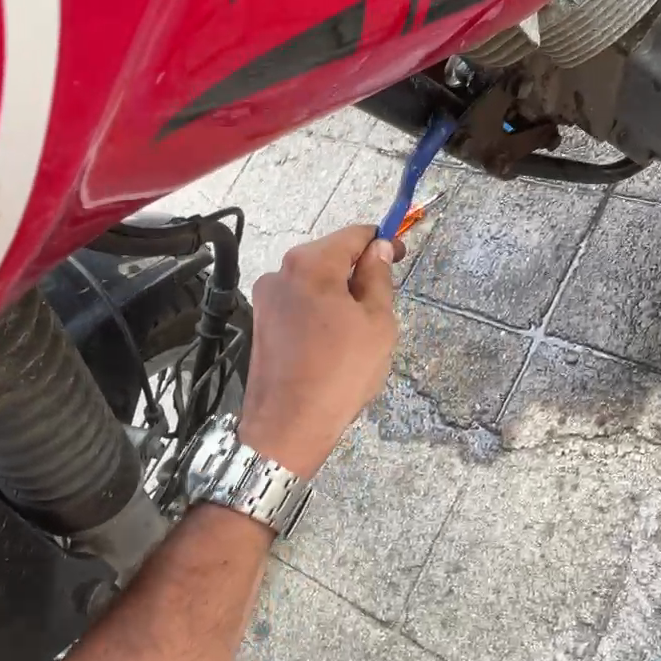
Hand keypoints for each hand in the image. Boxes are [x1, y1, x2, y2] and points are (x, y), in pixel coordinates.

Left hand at [237, 226, 399, 478]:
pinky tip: (333, 344)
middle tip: (383, 302)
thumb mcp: (377, 323)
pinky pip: (299, 305)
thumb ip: (378, 279)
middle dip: (358, 272)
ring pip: (313, 283)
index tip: (400, 253)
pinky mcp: (260, 324)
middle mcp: (281, 272)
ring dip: (338, 294)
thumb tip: (378, 250)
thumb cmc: (341, 372)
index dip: (381, 241)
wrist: (288, 425)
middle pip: (329, 257)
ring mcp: (266, 299)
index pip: (353, 235)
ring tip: (358, 332)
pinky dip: (320, 313)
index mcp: (310, 264)